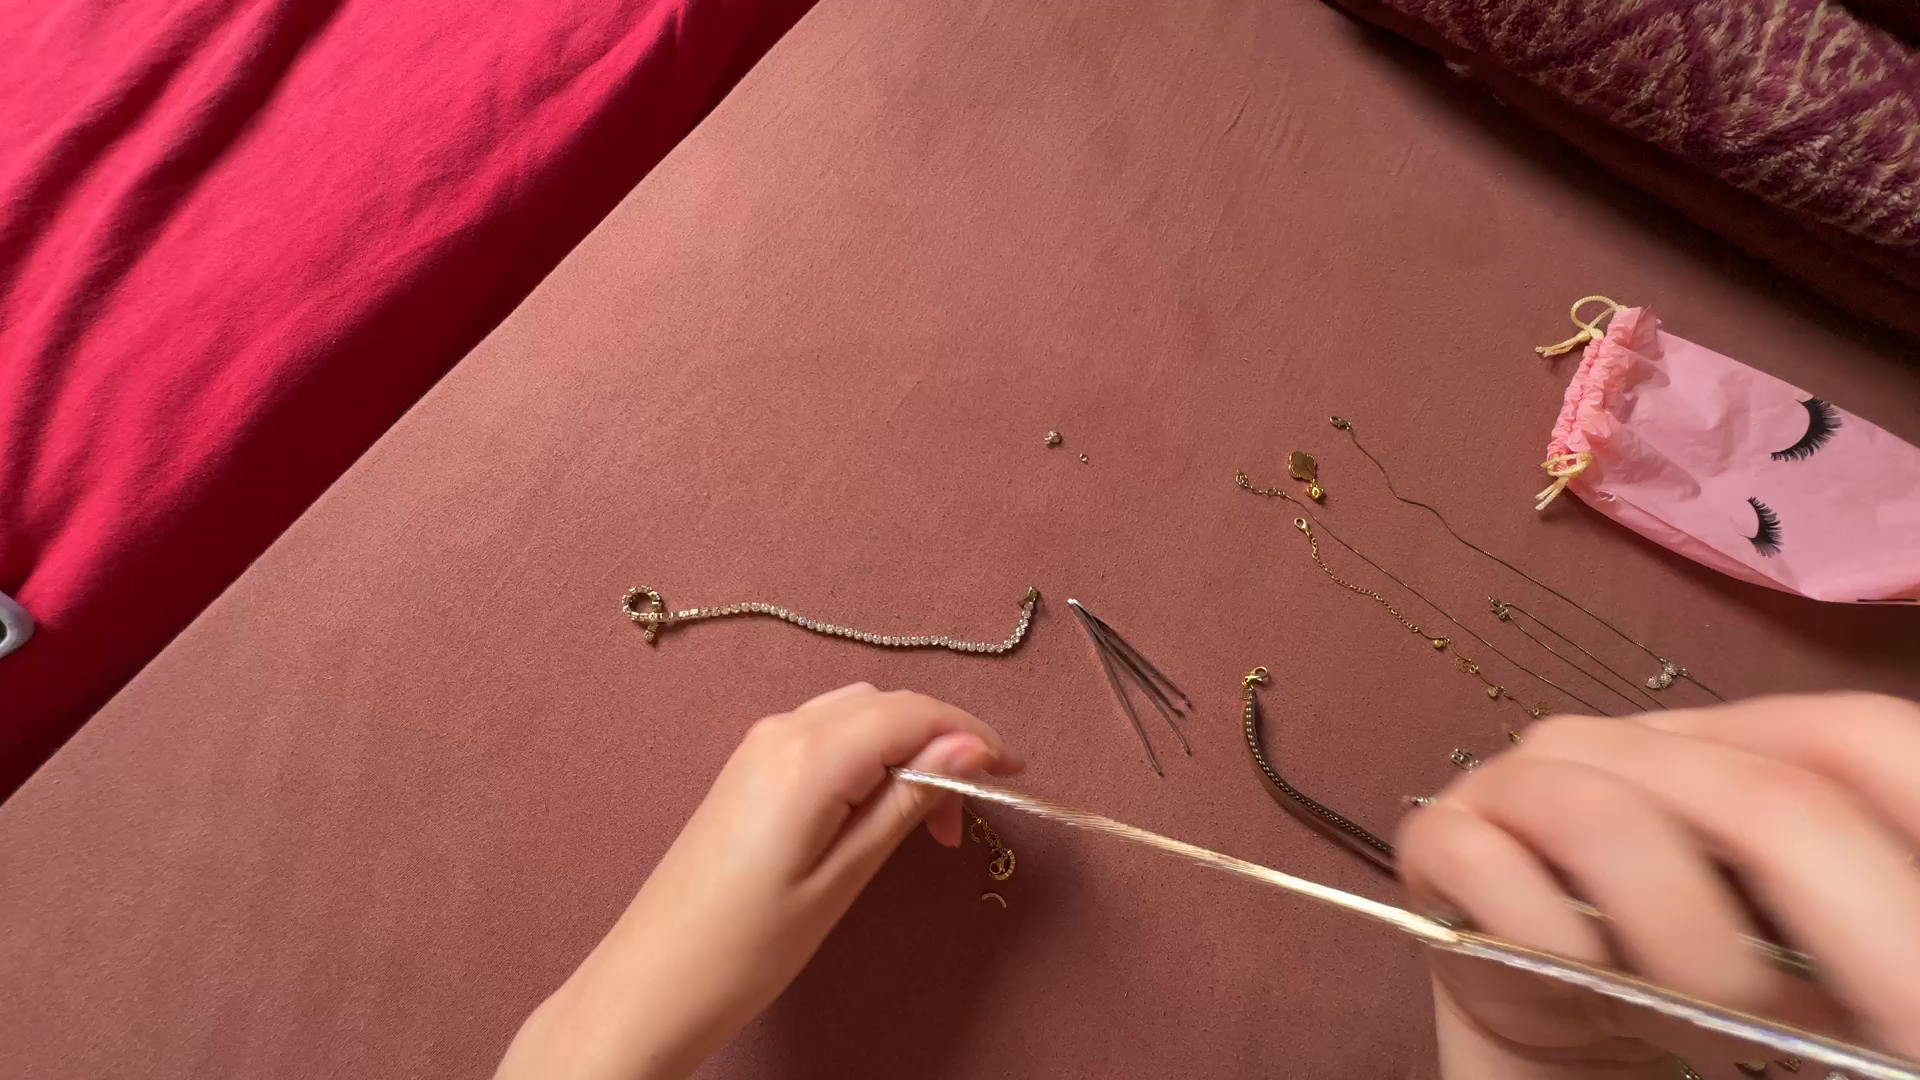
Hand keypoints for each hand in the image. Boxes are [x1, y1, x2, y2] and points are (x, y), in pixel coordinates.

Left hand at [494, 683, 1021, 1079]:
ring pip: (859, 711)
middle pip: (888, 704)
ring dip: (904, 745)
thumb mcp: (845, 874)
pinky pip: (829, 729)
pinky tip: (876, 799)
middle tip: (959, 819)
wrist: (648, 982)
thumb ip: (908, 798)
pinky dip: (869, 750)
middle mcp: (786, 726)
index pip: (912, 712)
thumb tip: (972, 745)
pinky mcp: (753, 761)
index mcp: (812, 753)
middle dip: (939, 742)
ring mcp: (763, 739)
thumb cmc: (752, 943)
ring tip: (924, 816)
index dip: (970, 731)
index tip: (1012, 770)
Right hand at [1398, 693, 1919, 1078]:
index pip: (1855, 738)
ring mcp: (1514, 784)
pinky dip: (1543, 933)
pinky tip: (1573, 975)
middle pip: (1758, 791)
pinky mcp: (1438, 837)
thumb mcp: (1837, 970)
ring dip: (1684, 941)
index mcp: (1733, 754)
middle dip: (1861, 938)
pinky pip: (1479, 858)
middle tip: (1884, 1040)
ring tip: (1707, 1008)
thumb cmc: (1708, 995)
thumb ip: (1885, 931)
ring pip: (1597, 811)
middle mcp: (1622, 749)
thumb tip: (1914, 977)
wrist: (1556, 1024)